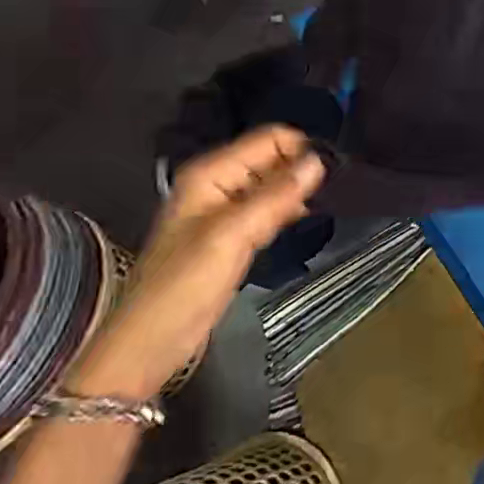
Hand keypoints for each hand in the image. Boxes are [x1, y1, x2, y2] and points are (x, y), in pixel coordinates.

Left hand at [66, 126, 324, 399]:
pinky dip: (287, 210)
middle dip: (301, 169)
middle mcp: (219, 183)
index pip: (268, 139)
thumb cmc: (183, 286)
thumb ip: (277, 196)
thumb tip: (318, 162)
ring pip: (273, 184)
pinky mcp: (234, 233)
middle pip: (272, 159)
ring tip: (326, 201)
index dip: (301, 148)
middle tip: (333, 187)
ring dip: (297, 190)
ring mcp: (226, 209)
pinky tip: (305, 218)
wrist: (150, 345)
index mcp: (211, 173)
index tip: (332, 167)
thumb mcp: (232, 235)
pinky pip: (269, 208)